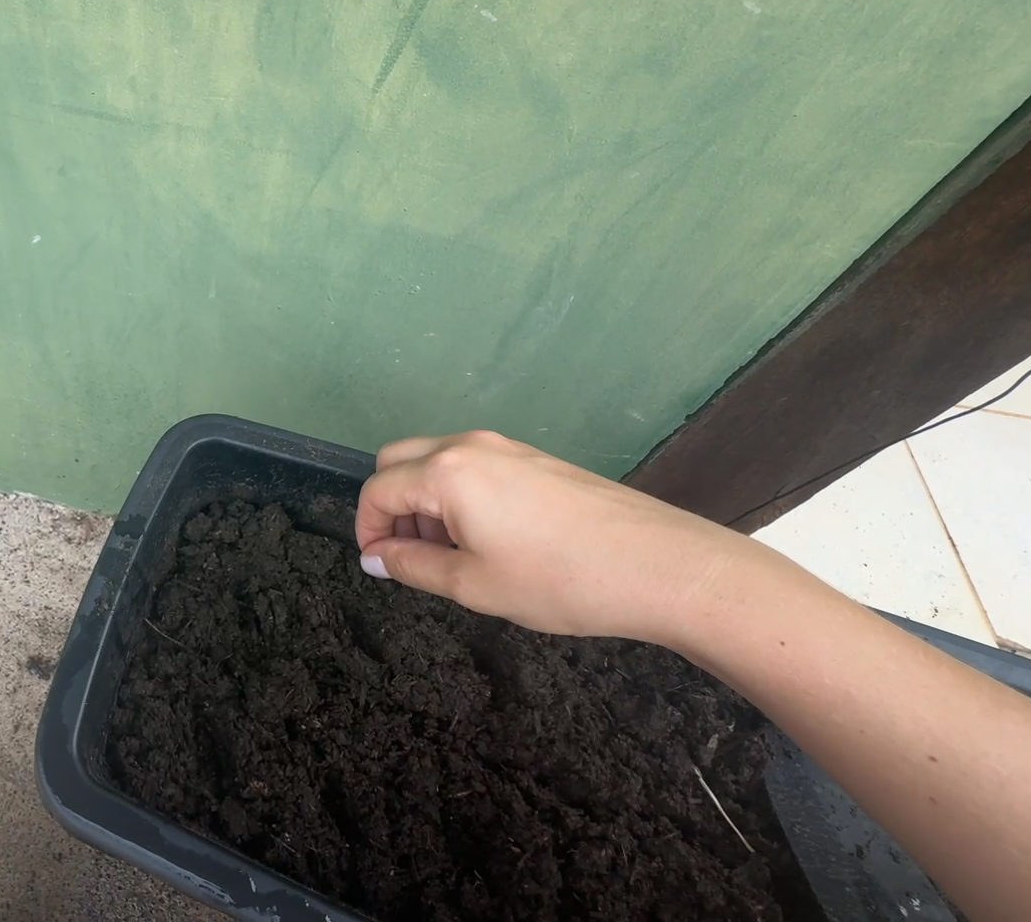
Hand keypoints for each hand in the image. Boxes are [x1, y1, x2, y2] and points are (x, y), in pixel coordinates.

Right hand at [355, 430, 765, 641]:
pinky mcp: (533, 457)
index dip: (366, 529)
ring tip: (451, 551)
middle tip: (410, 553)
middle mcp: (468, 445)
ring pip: (434, 460)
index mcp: (445, 472)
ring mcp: (505, 446)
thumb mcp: (473, 584)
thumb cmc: (559, 580)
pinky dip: (455, 492)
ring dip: (422, 499)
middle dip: (389, 505)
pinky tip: (488, 536)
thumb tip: (372, 558)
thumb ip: (411, 566)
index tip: (379, 565)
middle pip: (398, 460)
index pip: (377, 489)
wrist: (664, 566)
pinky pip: (470, 464)